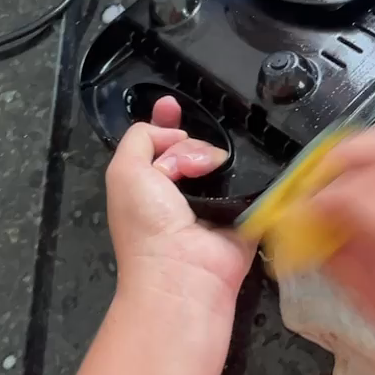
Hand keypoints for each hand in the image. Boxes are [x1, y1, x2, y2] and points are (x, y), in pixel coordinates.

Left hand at [105, 96, 252, 316]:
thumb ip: (140, 138)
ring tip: (207, 170)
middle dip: (189, 142)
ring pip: (221, 156)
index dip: (167, 121)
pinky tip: (242, 164)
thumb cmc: (147, 224)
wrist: (184, 271)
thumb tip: (178, 135)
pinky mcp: (244, 209)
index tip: (173, 104)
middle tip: (187, 164)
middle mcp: (181, 190)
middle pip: (193, 145)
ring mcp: (215, 199)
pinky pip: (250, 176)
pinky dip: (247, 168)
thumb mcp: (124, 172)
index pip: (161, 143)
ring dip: (214, 155)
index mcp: (149, 185)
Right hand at [309, 125, 374, 374]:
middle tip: (319, 173)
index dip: (317, 198)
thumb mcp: (372, 300)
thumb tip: (306, 231)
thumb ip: (335, 258)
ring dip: (367, 146)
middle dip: (342, 155)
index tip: (300, 207)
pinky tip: (371, 168)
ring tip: (343, 163)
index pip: (353, 195)